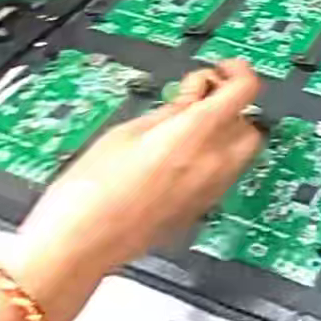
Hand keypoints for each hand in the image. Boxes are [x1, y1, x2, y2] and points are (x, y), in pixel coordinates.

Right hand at [14, 61, 266, 293]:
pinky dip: (216, 157)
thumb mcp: (125, 133)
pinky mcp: (202, 208)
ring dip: (225, 132)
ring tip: (186, 130)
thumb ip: (171, 109)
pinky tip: (182, 158)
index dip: (238, 71)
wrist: (71, 253)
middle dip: (230, 107)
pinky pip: (226, 172)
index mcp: (197, 132)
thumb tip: (195, 93)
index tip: (223, 68)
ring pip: (242, 148)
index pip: (245, 90)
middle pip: (249, 121)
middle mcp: (215, 160)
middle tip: (197, 101)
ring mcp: (212, 188)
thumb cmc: (87, 193)